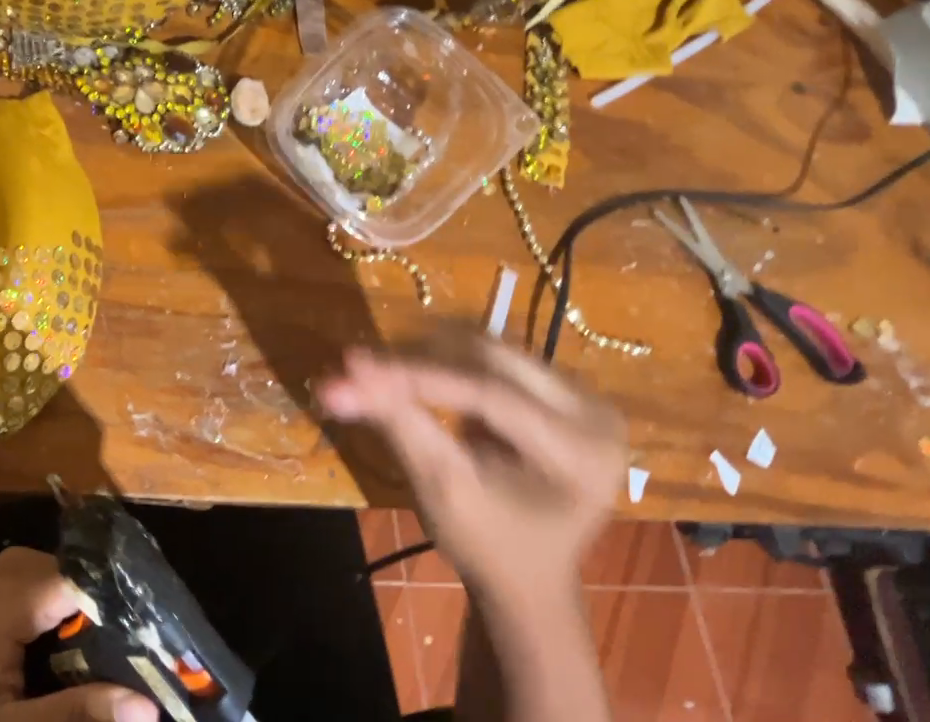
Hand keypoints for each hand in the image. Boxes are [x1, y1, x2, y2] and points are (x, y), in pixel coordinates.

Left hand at [0, 547, 158, 721]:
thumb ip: (70, 716)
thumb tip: (148, 706)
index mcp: (11, 599)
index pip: (87, 579)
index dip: (134, 608)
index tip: (177, 643)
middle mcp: (15, 577)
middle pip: (90, 580)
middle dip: (131, 615)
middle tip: (175, 660)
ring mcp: (13, 585)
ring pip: (81, 589)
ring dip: (115, 625)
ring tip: (159, 659)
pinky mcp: (13, 602)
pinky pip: (65, 602)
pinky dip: (91, 630)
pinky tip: (115, 660)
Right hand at [315, 341, 625, 600]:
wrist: (527, 577)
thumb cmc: (487, 546)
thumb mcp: (440, 489)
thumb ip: (399, 427)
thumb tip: (335, 383)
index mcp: (582, 450)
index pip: (488, 392)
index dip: (414, 374)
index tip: (351, 361)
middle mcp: (595, 412)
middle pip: (492, 359)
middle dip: (420, 358)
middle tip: (360, 364)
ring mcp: (583, 399)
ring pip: (489, 351)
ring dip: (430, 355)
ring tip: (380, 371)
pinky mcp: (562, 393)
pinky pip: (494, 361)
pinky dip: (446, 363)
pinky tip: (412, 377)